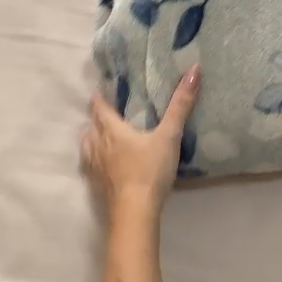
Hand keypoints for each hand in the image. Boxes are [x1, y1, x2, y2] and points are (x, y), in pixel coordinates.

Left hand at [81, 65, 200, 221]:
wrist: (135, 211)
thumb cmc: (150, 170)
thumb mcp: (170, 135)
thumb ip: (181, 104)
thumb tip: (194, 69)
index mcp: (112, 130)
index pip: (100, 108)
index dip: (100, 98)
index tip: (102, 90)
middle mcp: (98, 145)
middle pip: (91, 126)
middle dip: (97, 117)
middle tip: (107, 111)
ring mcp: (95, 167)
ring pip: (87, 146)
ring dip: (92, 138)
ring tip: (102, 135)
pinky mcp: (97, 185)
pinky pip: (90, 166)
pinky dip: (94, 159)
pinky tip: (103, 164)